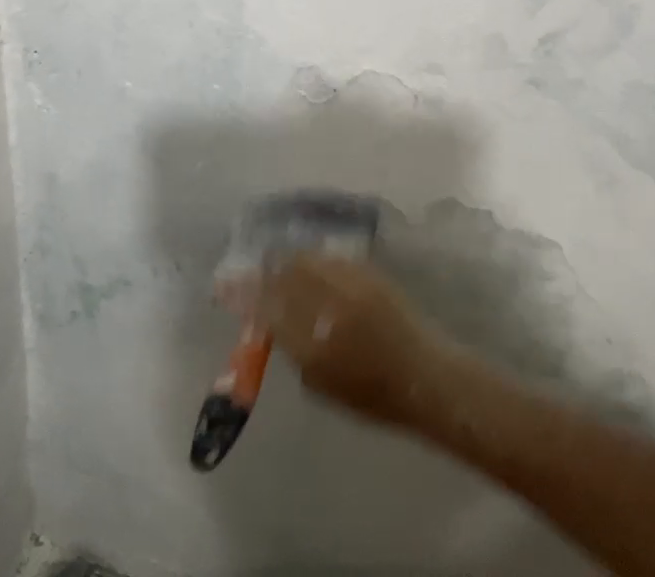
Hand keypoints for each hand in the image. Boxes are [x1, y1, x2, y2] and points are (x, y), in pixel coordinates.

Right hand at [257, 255, 440, 427]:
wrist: (428, 379)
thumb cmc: (373, 395)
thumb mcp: (319, 384)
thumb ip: (290, 349)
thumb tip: (267, 320)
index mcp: (312, 345)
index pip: (265, 307)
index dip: (243, 294)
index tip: (226, 288)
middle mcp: (329, 309)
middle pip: (282, 275)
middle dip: (262, 271)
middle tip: (252, 273)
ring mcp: (351, 287)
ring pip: (305, 259)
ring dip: (285, 261)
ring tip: (278, 266)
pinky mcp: (370, 274)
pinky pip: (329, 258)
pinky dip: (313, 260)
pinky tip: (310, 267)